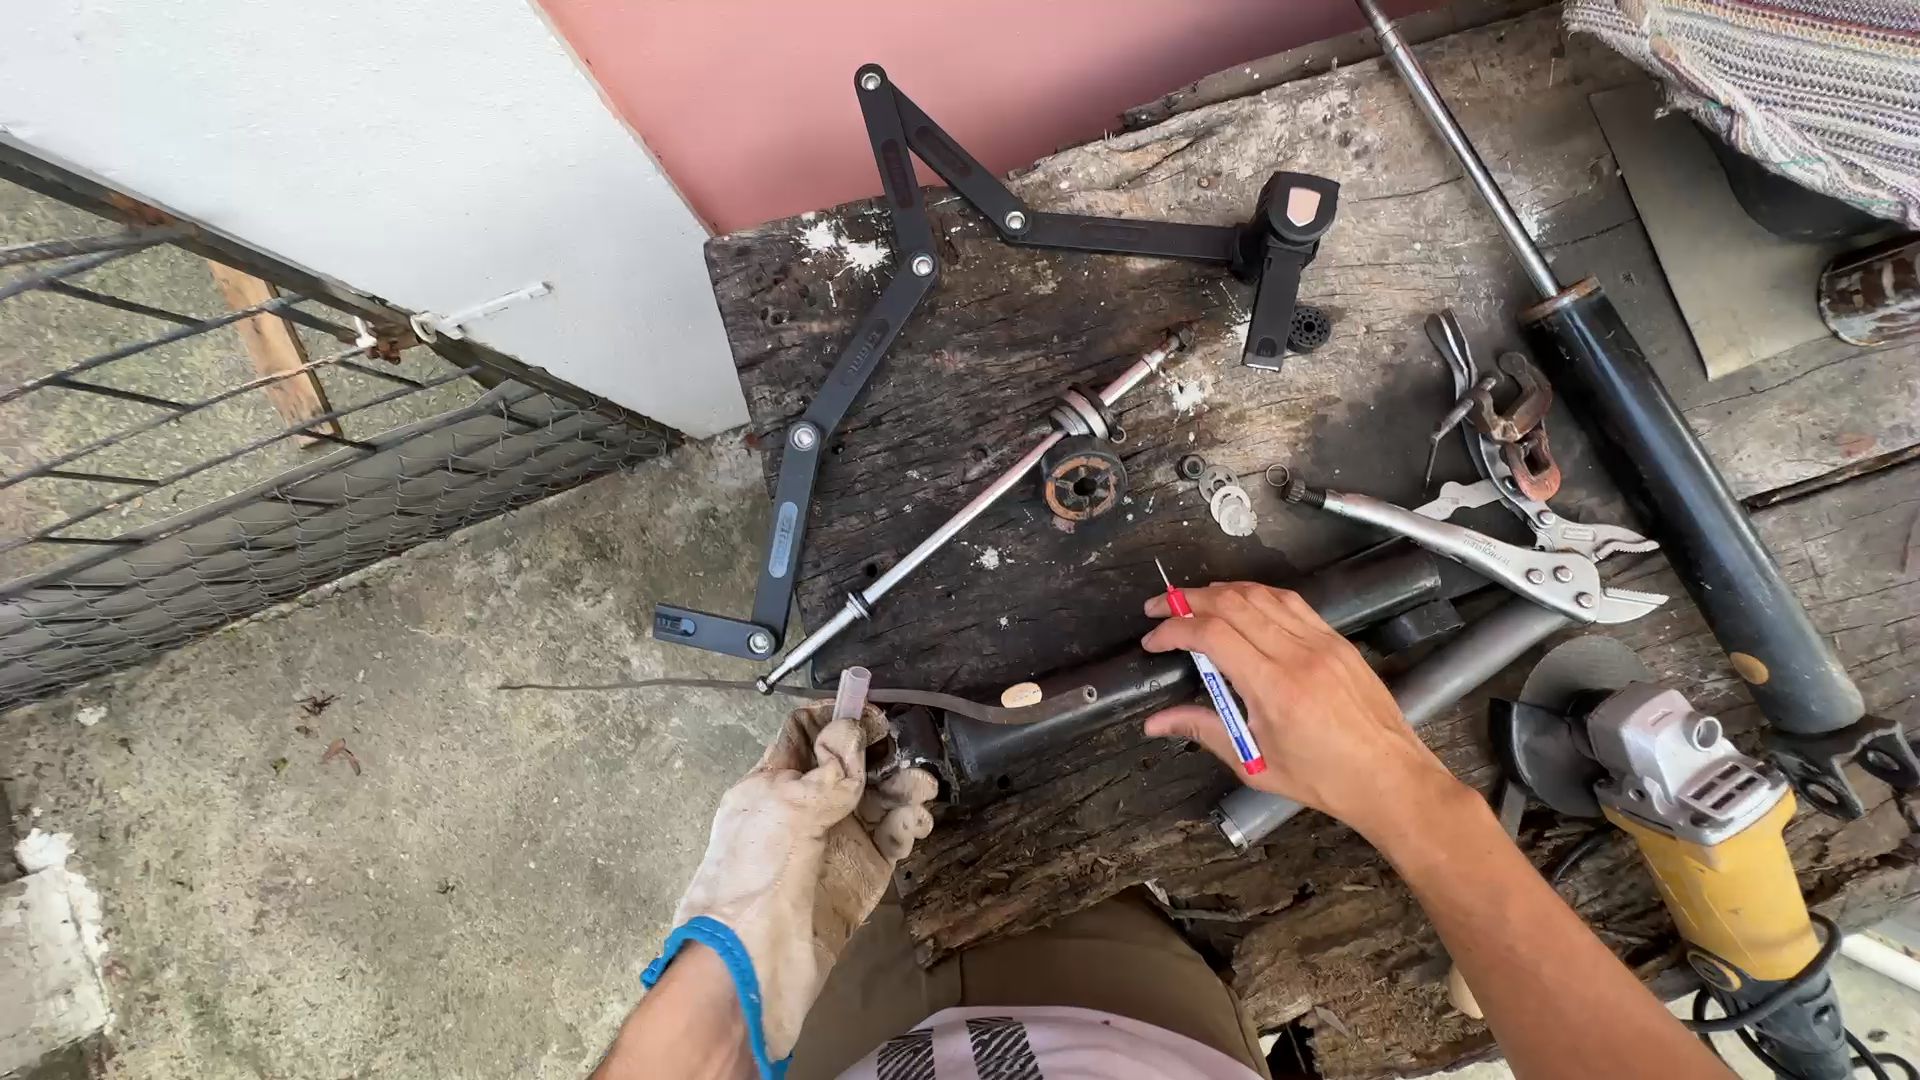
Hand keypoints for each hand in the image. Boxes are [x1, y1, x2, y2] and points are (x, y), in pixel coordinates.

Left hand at [669, 703, 937, 1061]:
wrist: (752, 968)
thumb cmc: (756, 875)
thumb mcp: (787, 808)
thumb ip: (829, 767)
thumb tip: (851, 725)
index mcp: (774, 785)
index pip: (806, 734)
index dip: (838, 718)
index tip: (872, 714)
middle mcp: (806, 809)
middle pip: (853, 766)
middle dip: (883, 755)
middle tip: (910, 754)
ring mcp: (836, 843)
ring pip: (878, 800)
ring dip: (904, 789)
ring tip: (923, 790)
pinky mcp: (862, 875)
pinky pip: (891, 840)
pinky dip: (907, 826)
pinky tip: (915, 824)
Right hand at [1139, 582, 1461, 837]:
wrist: (1391, 779)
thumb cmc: (1324, 779)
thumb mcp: (1253, 762)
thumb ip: (1202, 730)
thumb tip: (1156, 722)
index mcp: (1274, 688)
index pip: (1211, 635)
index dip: (1173, 629)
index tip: (1153, 640)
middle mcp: (1297, 655)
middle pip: (1230, 603)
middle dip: (1186, 600)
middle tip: (1160, 608)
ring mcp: (1321, 642)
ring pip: (1259, 594)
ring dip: (1218, 591)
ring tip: (1191, 601)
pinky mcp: (1336, 640)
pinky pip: (1289, 601)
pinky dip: (1255, 594)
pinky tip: (1238, 601)